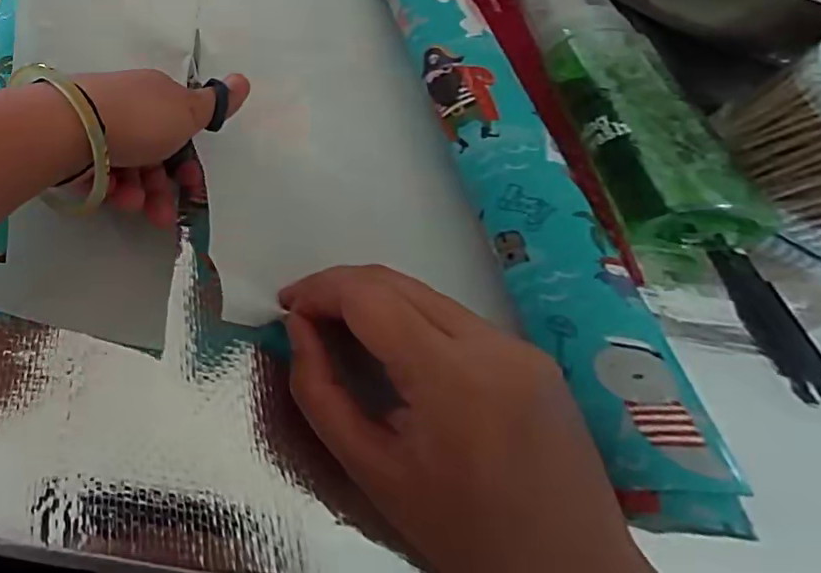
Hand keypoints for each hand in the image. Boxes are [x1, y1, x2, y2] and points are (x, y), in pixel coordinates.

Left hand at [54, 70, 248, 229]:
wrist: (72, 126)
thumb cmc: (138, 119)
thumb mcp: (185, 111)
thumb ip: (212, 104)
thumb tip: (242, 79)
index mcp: (155, 95)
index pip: (179, 129)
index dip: (189, 161)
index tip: (193, 187)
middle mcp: (128, 107)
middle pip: (154, 153)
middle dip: (164, 187)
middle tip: (165, 215)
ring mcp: (99, 127)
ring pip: (129, 167)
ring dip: (140, 193)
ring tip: (136, 208)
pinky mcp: (76, 147)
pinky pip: (102, 172)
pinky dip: (113, 188)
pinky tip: (115, 198)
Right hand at [280, 265, 650, 572]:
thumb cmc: (463, 536)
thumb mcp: (371, 472)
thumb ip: (320, 393)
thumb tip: (298, 328)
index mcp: (452, 378)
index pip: (369, 297)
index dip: (319, 289)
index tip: (288, 306)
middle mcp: (491, 345)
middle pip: (396, 283)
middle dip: (340, 288)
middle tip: (305, 314)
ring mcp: (518, 346)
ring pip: (425, 295)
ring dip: (375, 301)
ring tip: (343, 330)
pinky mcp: (532, 354)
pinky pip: (455, 317)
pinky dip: (412, 319)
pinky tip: (397, 352)